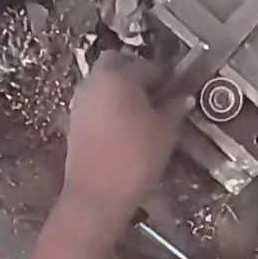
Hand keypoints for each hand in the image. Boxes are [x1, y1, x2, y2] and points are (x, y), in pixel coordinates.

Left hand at [61, 50, 188, 218]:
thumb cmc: (136, 157)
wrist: (97, 195)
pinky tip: (125, 128)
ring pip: (102, 83)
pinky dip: (110, 107)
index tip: (178, 88)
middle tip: (156, 93)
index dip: (166, 76)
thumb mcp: (165, 132)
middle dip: (136, 72)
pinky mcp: (74, 123)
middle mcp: (94, 82)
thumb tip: (184, 97)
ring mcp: (80, 102)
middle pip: (116, 63)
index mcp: (118, 75)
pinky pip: (95, 104)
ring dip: (121, 90)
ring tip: (143, 113)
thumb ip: (175, 109)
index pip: (147, 66)